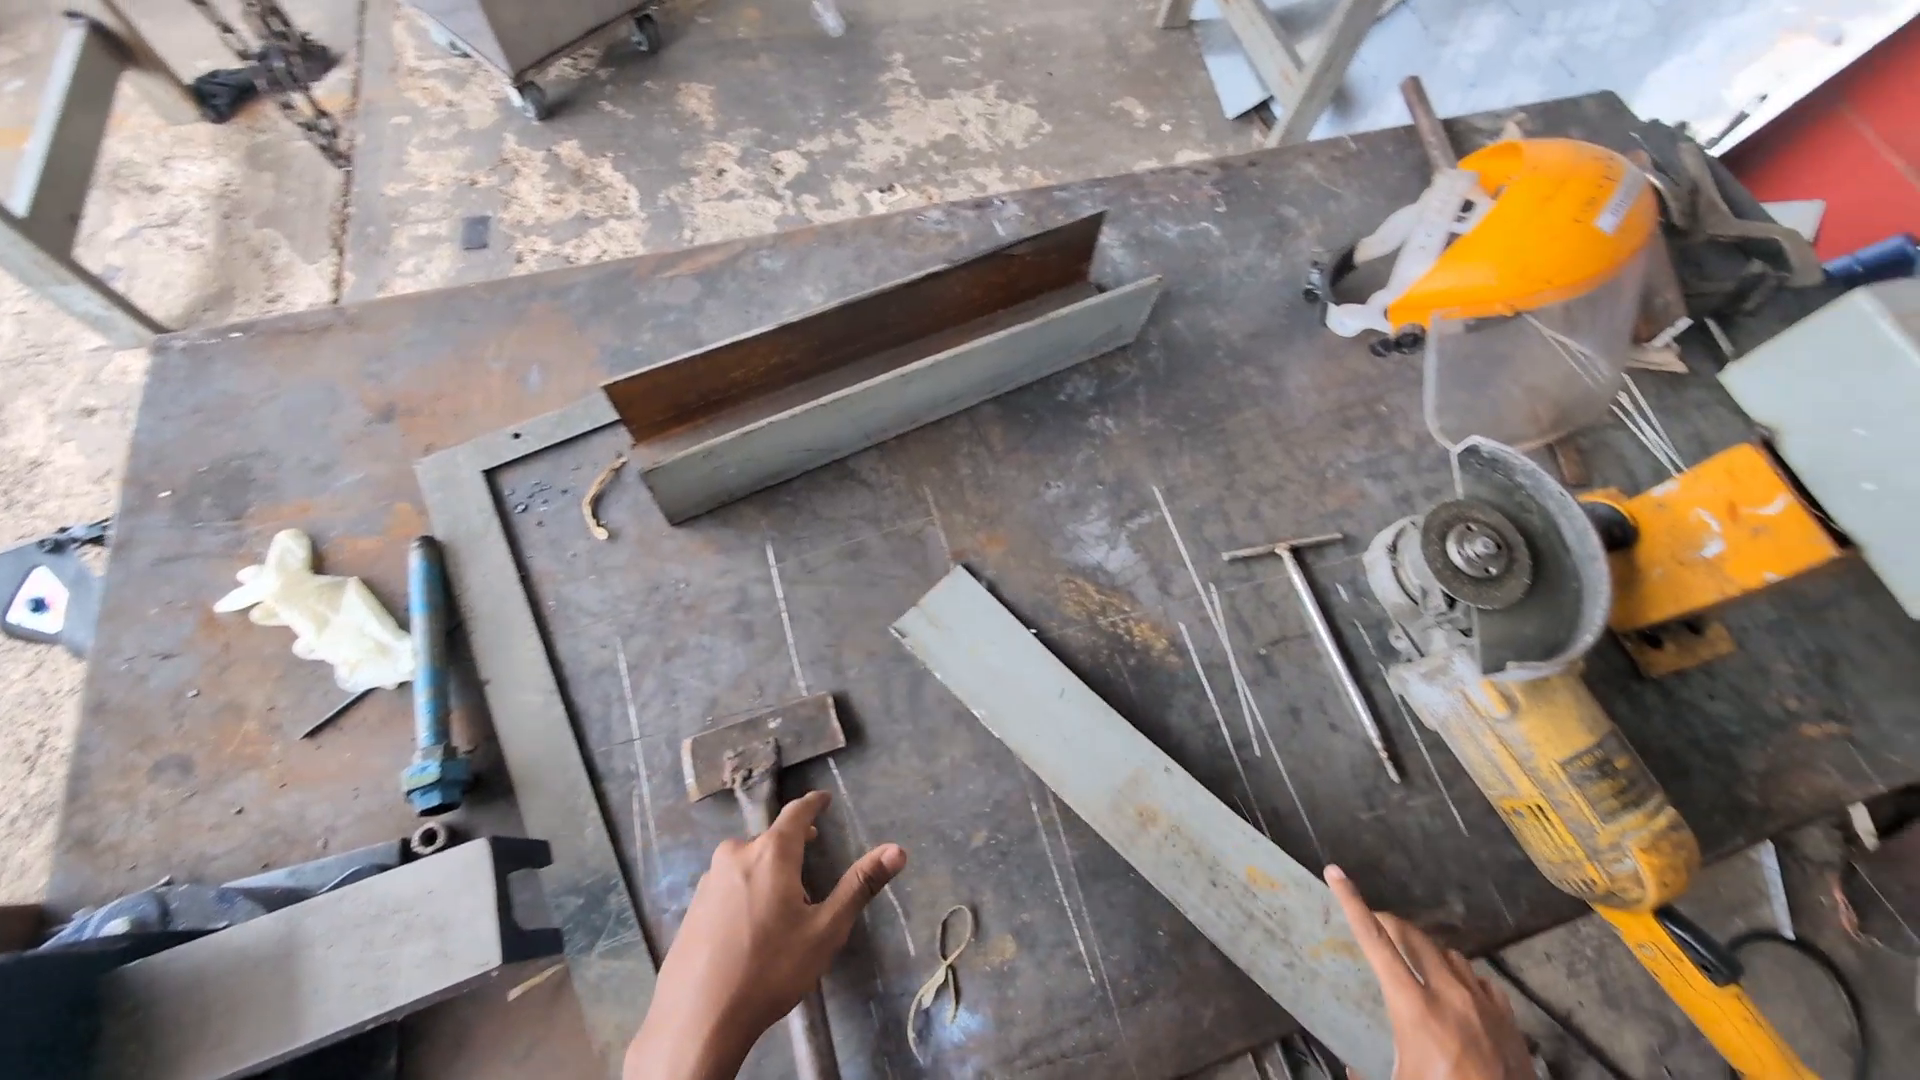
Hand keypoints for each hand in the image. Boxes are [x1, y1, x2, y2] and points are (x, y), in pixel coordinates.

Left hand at [625, 790, 907, 1079]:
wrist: (697, 1020)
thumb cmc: (770, 970)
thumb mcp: (825, 930)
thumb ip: (860, 885)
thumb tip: (898, 850)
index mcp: (770, 853)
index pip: (796, 814)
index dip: (813, 804)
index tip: (824, 799)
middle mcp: (735, 855)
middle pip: (771, 839)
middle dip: (792, 846)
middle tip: (811, 859)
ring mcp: (708, 881)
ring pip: (747, 862)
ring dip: (768, 871)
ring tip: (783, 907)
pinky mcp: (692, 907)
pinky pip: (728, 884)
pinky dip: (746, 890)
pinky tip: (751, 927)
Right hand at [1325, 865, 1531, 1079]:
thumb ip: (1366, 1074)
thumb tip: (1351, 1071)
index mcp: (1413, 1006)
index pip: (1375, 941)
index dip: (1352, 902)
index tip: (1336, 873)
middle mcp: (1447, 993)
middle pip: (1413, 936)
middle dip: (1390, 923)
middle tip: (1376, 924)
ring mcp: (1482, 1003)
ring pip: (1448, 955)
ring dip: (1428, 953)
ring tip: (1418, 965)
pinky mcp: (1508, 1018)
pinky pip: (1480, 980)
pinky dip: (1462, 978)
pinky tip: (1459, 993)